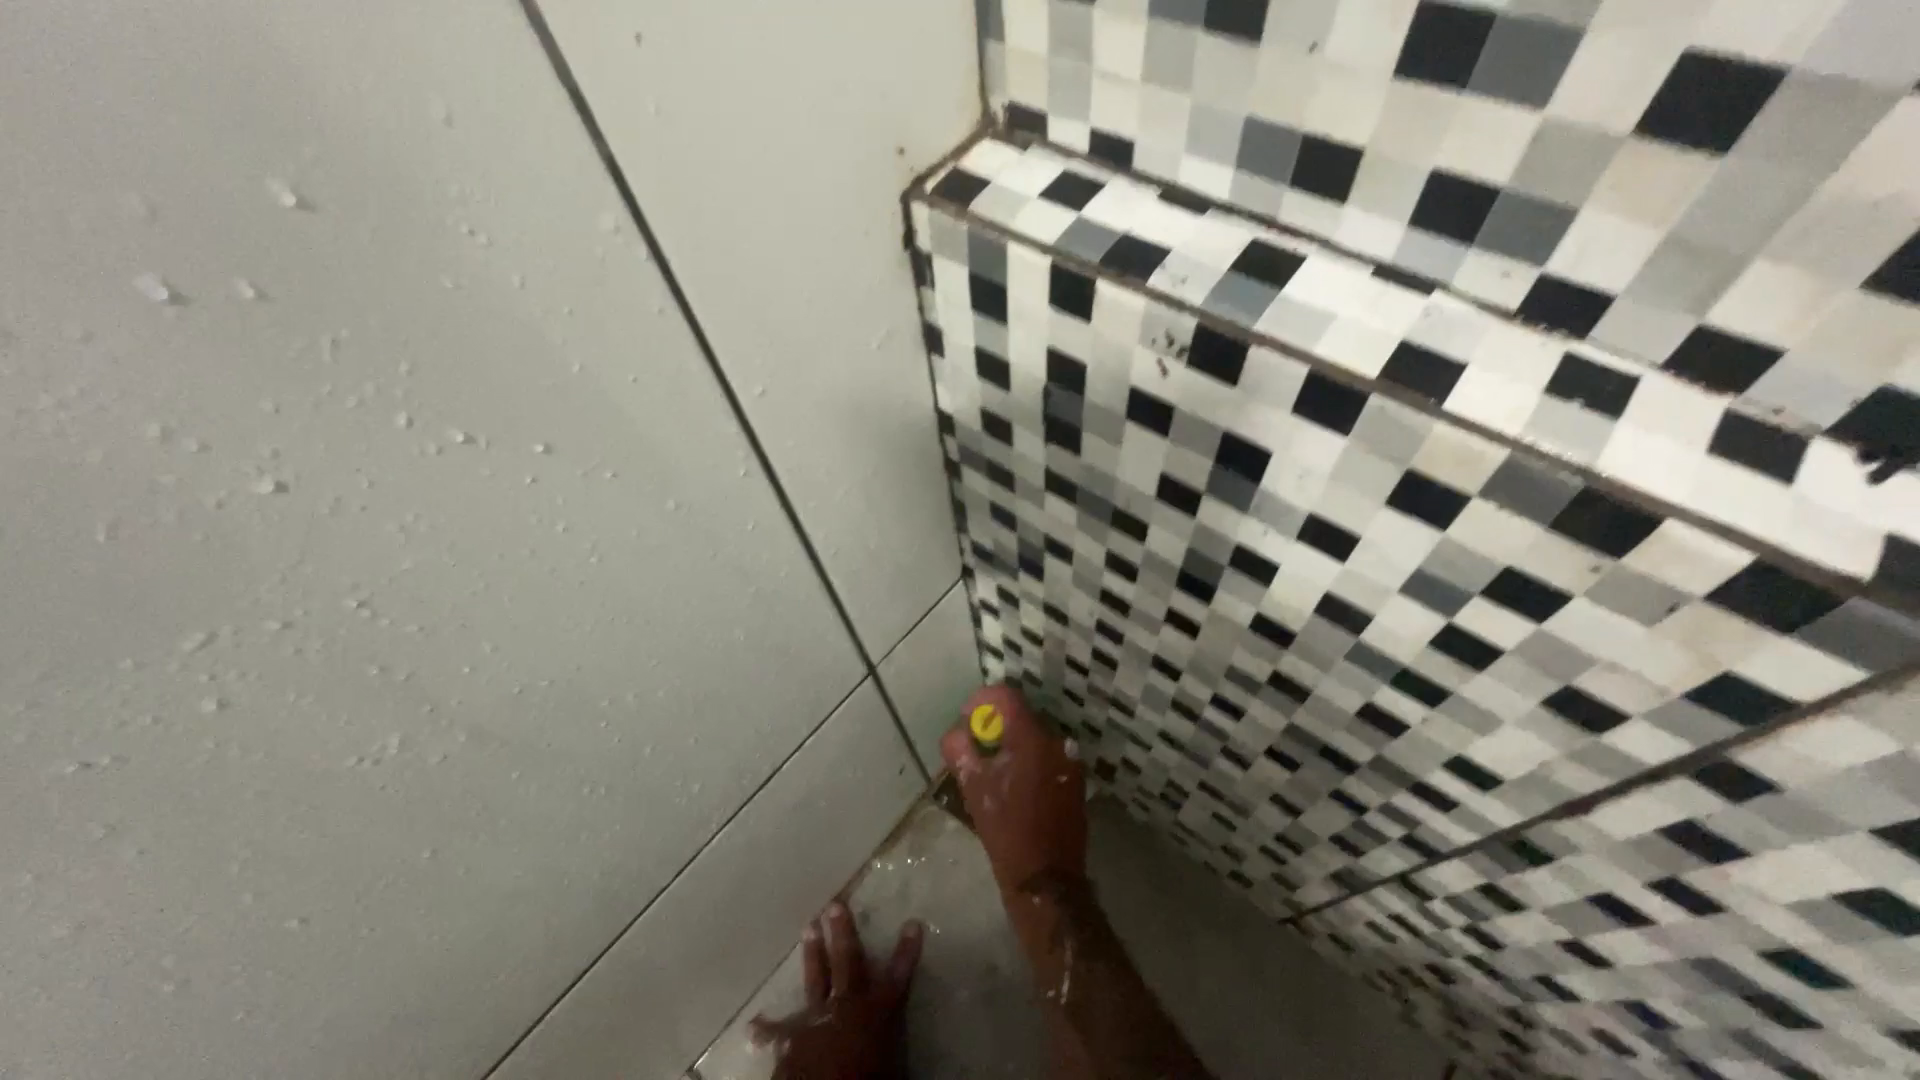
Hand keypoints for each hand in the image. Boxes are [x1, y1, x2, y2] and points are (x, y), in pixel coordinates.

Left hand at [751, 902, 923, 1079]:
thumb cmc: (869, 1077)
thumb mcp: (891, 1060)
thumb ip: (888, 1039)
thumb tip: (887, 1037)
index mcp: (878, 1011)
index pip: (897, 975)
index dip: (906, 950)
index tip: (912, 923)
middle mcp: (847, 1006)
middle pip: (847, 962)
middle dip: (843, 932)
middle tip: (834, 906)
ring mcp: (817, 1018)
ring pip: (815, 980)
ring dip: (813, 954)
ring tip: (807, 928)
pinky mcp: (792, 1039)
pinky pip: (777, 1034)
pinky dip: (766, 1031)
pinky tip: (753, 1027)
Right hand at [940, 684, 1087, 895]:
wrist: (1045, 877)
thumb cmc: (1005, 829)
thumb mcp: (972, 787)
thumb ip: (960, 749)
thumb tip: (958, 732)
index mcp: (1030, 738)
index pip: (1005, 696)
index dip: (981, 701)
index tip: (968, 721)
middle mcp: (1056, 742)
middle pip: (1020, 717)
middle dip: (996, 728)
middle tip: (977, 751)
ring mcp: (1070, 762)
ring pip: (1035, 739)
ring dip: (1014, 747)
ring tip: (996, 774)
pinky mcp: (1076, 781)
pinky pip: (1048, 759)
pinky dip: (1030, 763)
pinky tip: (1017, 790)